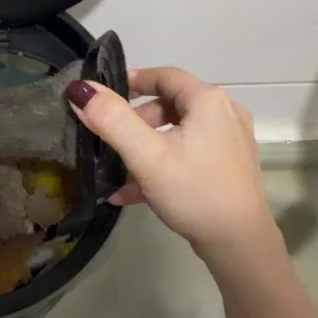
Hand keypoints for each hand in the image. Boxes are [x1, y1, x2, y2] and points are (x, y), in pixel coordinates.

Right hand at [65, 68, 277, 258]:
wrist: (238, 241)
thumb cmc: (193, 192)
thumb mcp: (146, 156)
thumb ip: (112, 120)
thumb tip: (79, 89)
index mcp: (208, 101)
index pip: (164, 76)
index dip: (132, 81)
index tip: (103, 97)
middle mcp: (225, 113)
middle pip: (171, 104)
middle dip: (136, 121)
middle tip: (109, 140)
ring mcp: (230, 141)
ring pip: (178, 133)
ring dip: (145, 148)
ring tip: (118, 171)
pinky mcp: (229, 166)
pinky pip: (188, 155)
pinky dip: (161, 166)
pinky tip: (133, 193)